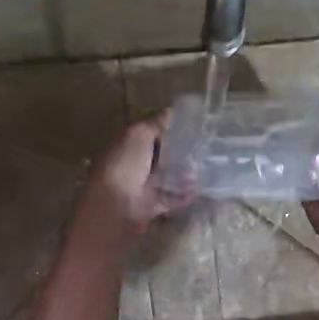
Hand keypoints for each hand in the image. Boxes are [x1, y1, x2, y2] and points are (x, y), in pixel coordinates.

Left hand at [82, 111, 190, 236]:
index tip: (190, 126)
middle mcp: (132, 165)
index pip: (149, 134)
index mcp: (125, 145)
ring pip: (167, 178)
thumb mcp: (138, 135)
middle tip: (201, 147)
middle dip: (179, 152)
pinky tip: (198, 188)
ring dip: (183, 173)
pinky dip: (184, 195)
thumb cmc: (124, 165)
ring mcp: (141, 187)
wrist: (115, 207)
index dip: (168, 129)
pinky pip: (171, 199)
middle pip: (160, 156)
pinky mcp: (151, 207)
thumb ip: (155, 123)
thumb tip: (170, 111)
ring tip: (202, 167)